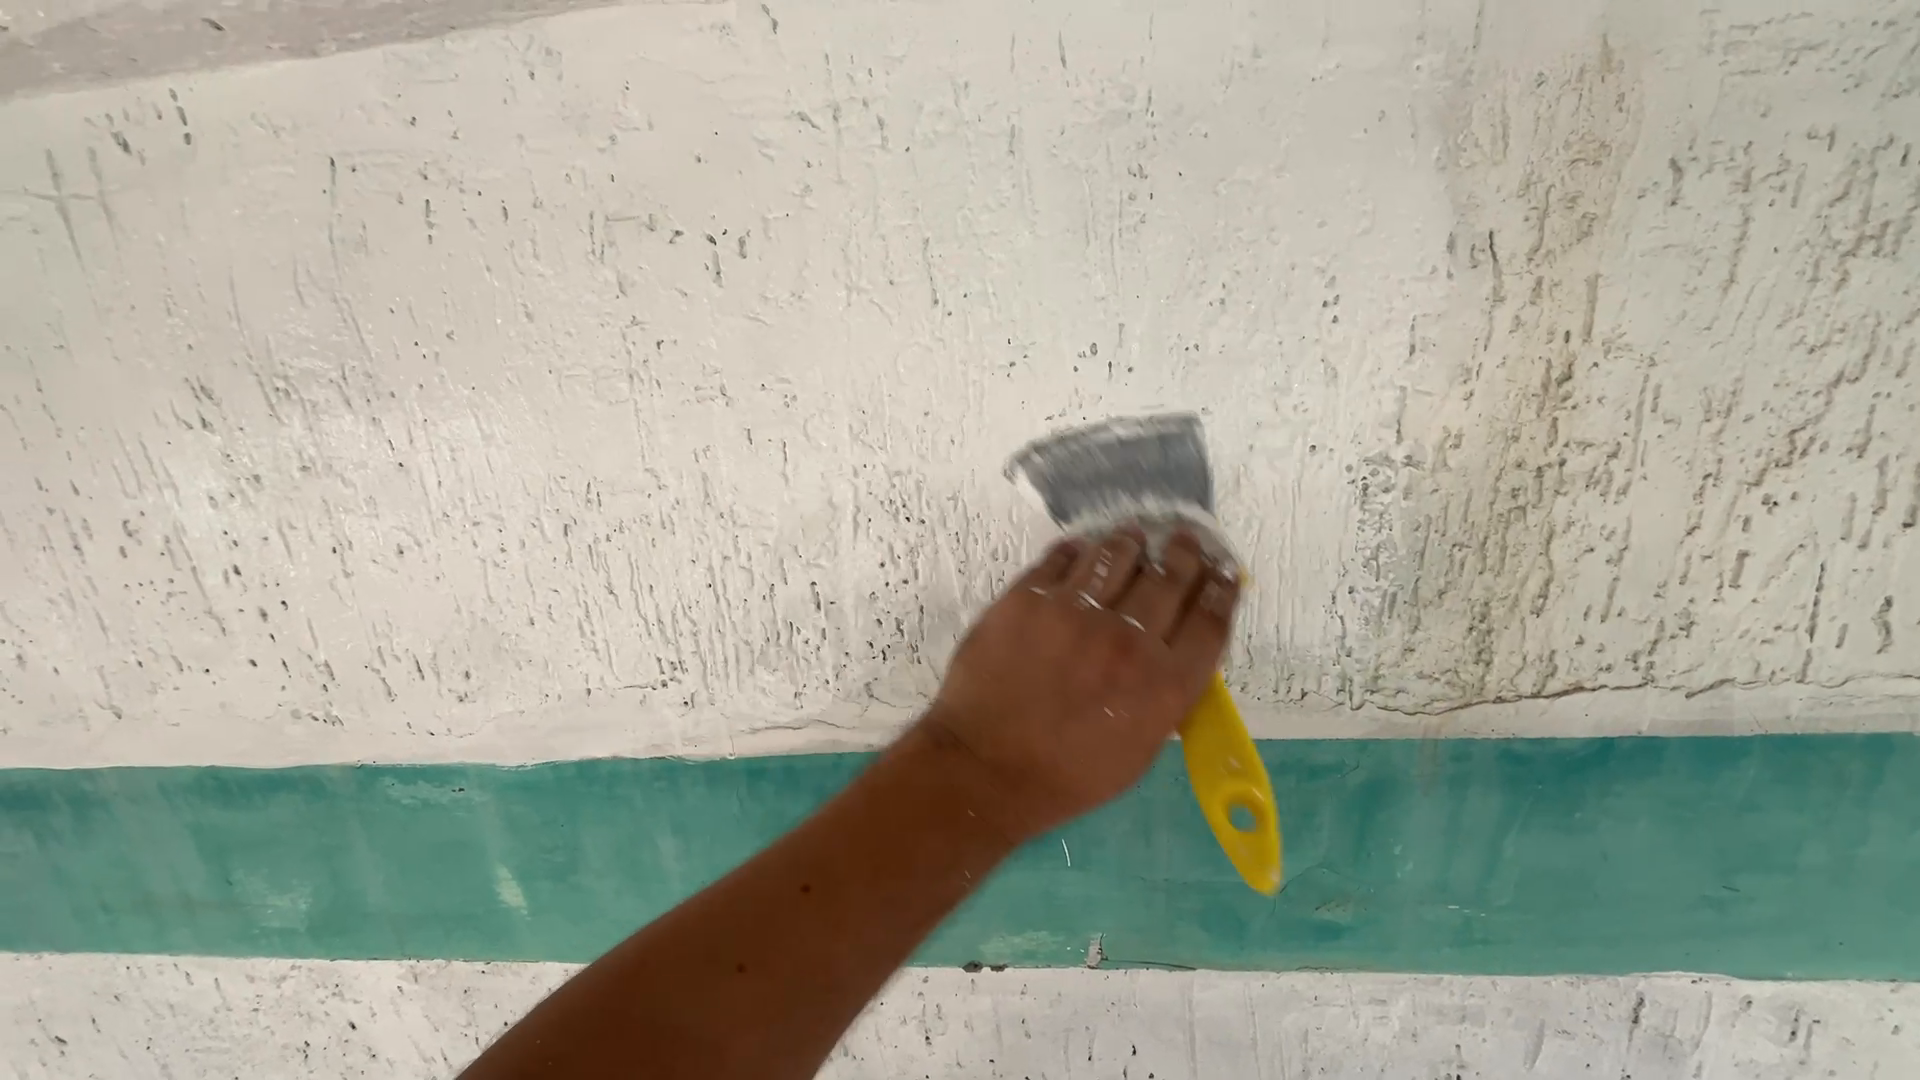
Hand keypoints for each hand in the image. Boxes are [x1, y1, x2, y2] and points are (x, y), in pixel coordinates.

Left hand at [922, 528, 1241, 841]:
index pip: (1210, 620)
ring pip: (1116, 555)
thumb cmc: (1065, 775)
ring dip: (1131, 542)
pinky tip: (1082, 550)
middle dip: (1184, 552)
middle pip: (1170, 577)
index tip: (1224, 571)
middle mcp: (1128, 639)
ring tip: (1133, 536)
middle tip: (1184, 539)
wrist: (984, 767)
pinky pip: (1062, 558)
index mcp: (1164, 684)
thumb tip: (1174, 654)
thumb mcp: (1138, 751)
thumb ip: (1164, 697)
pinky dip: (1078, 551)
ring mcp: (1075, 612)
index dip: (1223, 588)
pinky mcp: (1028, 598)